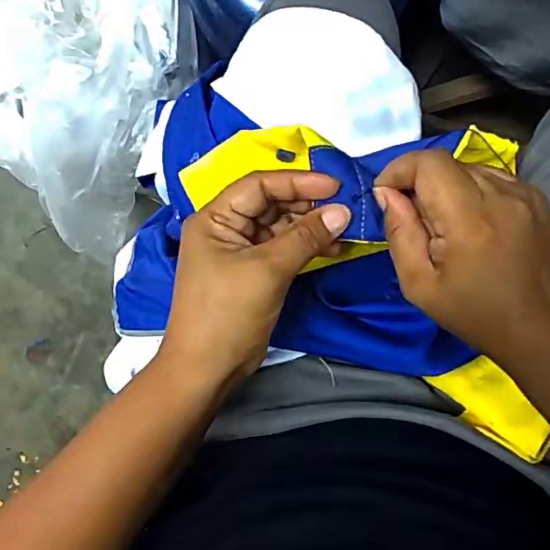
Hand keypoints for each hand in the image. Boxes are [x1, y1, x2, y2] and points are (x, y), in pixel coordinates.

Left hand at [156, 171, 350, 385]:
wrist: (206, 368)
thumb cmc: (227, 314)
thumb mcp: (267, 271)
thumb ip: (305, 238)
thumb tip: (341, 212)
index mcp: (214, 219)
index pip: (258, 185)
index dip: (297, 181)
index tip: (334, 185)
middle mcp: (224, 228)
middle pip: (270, 203)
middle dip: (306, 204)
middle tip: (343, 209)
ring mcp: (237, 251)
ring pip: (278, 226)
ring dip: (309, 227)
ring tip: (343, 231)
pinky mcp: (251, 272)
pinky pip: (280, 248)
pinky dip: (304, 247)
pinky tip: (331, 248)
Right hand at [373, 150, 549, 358]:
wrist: (534, 324)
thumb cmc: (470, 310)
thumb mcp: (417, 283)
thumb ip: (399, 232)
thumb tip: (387, 193)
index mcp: (470, 220)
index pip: (429, 163)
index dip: (400, 170)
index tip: (387, 195)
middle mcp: (501, 196)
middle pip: (446, 162)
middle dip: (419, 181)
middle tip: (414, 218)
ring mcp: (523, 193)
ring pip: (467, 167)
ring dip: (445, 185)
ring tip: (444, 222)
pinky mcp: (534, 196)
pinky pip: (489, 176)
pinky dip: (470, 190)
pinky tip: (471, 220)